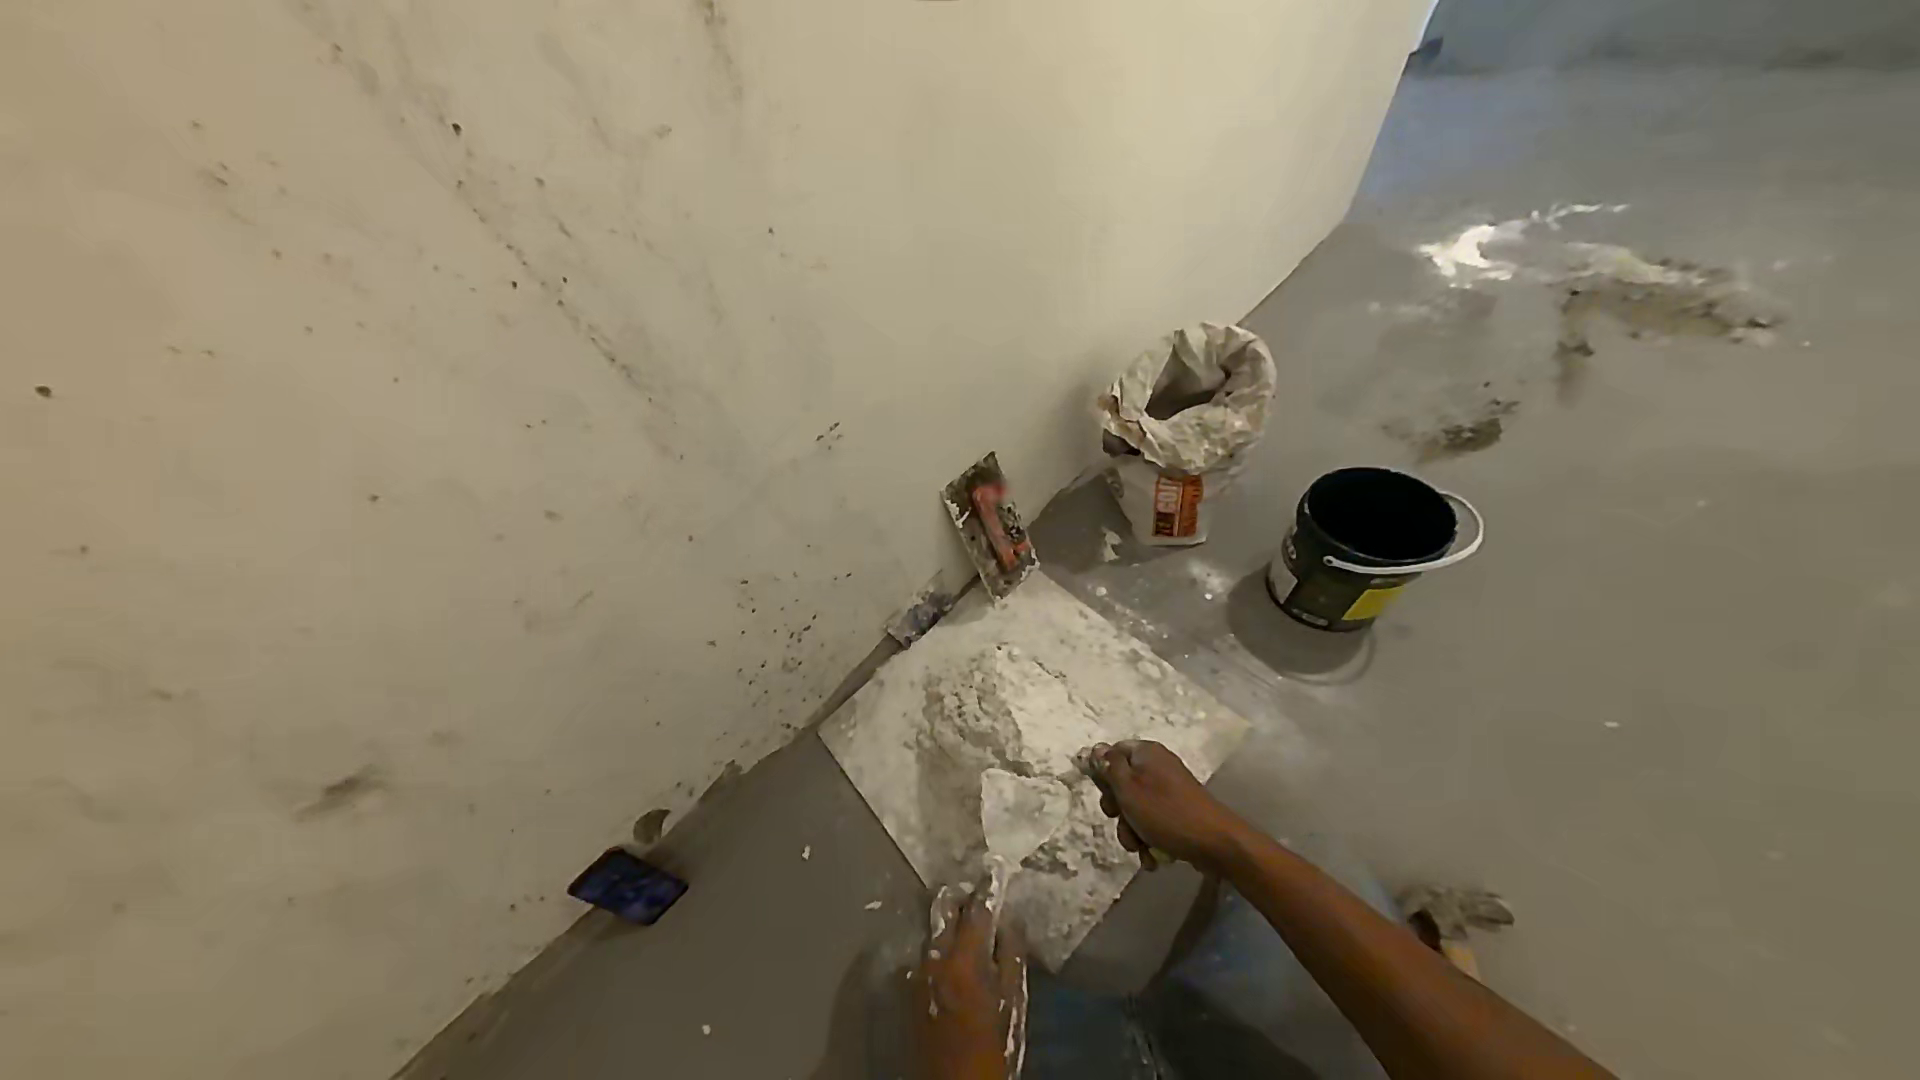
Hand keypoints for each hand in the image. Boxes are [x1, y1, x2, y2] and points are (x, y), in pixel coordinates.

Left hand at [916, 886, 1027, 1079]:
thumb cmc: (993, 1046)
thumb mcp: (1012, 1002)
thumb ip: (1011, 956)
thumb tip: (1009, 921)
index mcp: (964, 959)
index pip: (976, 909)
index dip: (988, 889)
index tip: (996, 870)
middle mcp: (935, 957)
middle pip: (945, 910)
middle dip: (961, 898)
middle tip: (977, 893)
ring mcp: (918, 971)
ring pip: (934, 931)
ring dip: (950, 922)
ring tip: (967, 923)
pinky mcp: (910, 987)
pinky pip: (927, 954)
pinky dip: (941, 947)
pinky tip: (953, 955)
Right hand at [1088, 740, 1248, 872]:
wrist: (1216, 843)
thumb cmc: (1165, 812)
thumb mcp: (1128, 788)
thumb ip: (1109, 767)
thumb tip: (1096, 749)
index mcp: (1146, 753)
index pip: (1112, 753)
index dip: (1103, 774)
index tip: (1104, 794)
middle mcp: (1157, 766)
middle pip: (1122, 783)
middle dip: (1118, 809)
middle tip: (1119, 820)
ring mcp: (1169, 790)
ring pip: (1136, 807)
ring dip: (1131, 830)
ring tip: (1139, 847)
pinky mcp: (1178, 811)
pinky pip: (1153, 821)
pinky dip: (1148, 838)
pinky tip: (1151, 856)